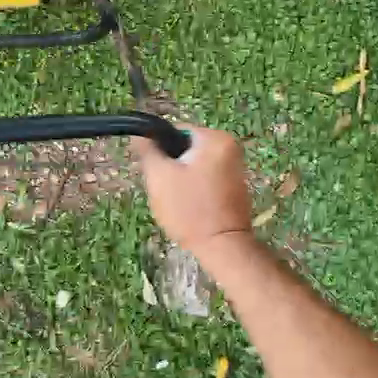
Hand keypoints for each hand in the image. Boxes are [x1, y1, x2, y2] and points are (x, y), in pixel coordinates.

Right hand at [132, 125, 253, 256]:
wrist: (221, 246)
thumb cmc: (188, 208)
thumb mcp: (159, 176)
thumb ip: (148, 150)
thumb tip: (140, 134)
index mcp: (215, 138)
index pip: (176, 132)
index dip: (159, 150)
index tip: (155, 171)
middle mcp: (231, 147)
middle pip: (186, 149)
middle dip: (171, 167)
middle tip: (164, 188)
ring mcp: (236, 168)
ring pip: (195, 166)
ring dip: (181, 180)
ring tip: (176, 200)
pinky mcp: (235, 187)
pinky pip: (206, 179)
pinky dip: (195, 189)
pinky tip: (189, 207)